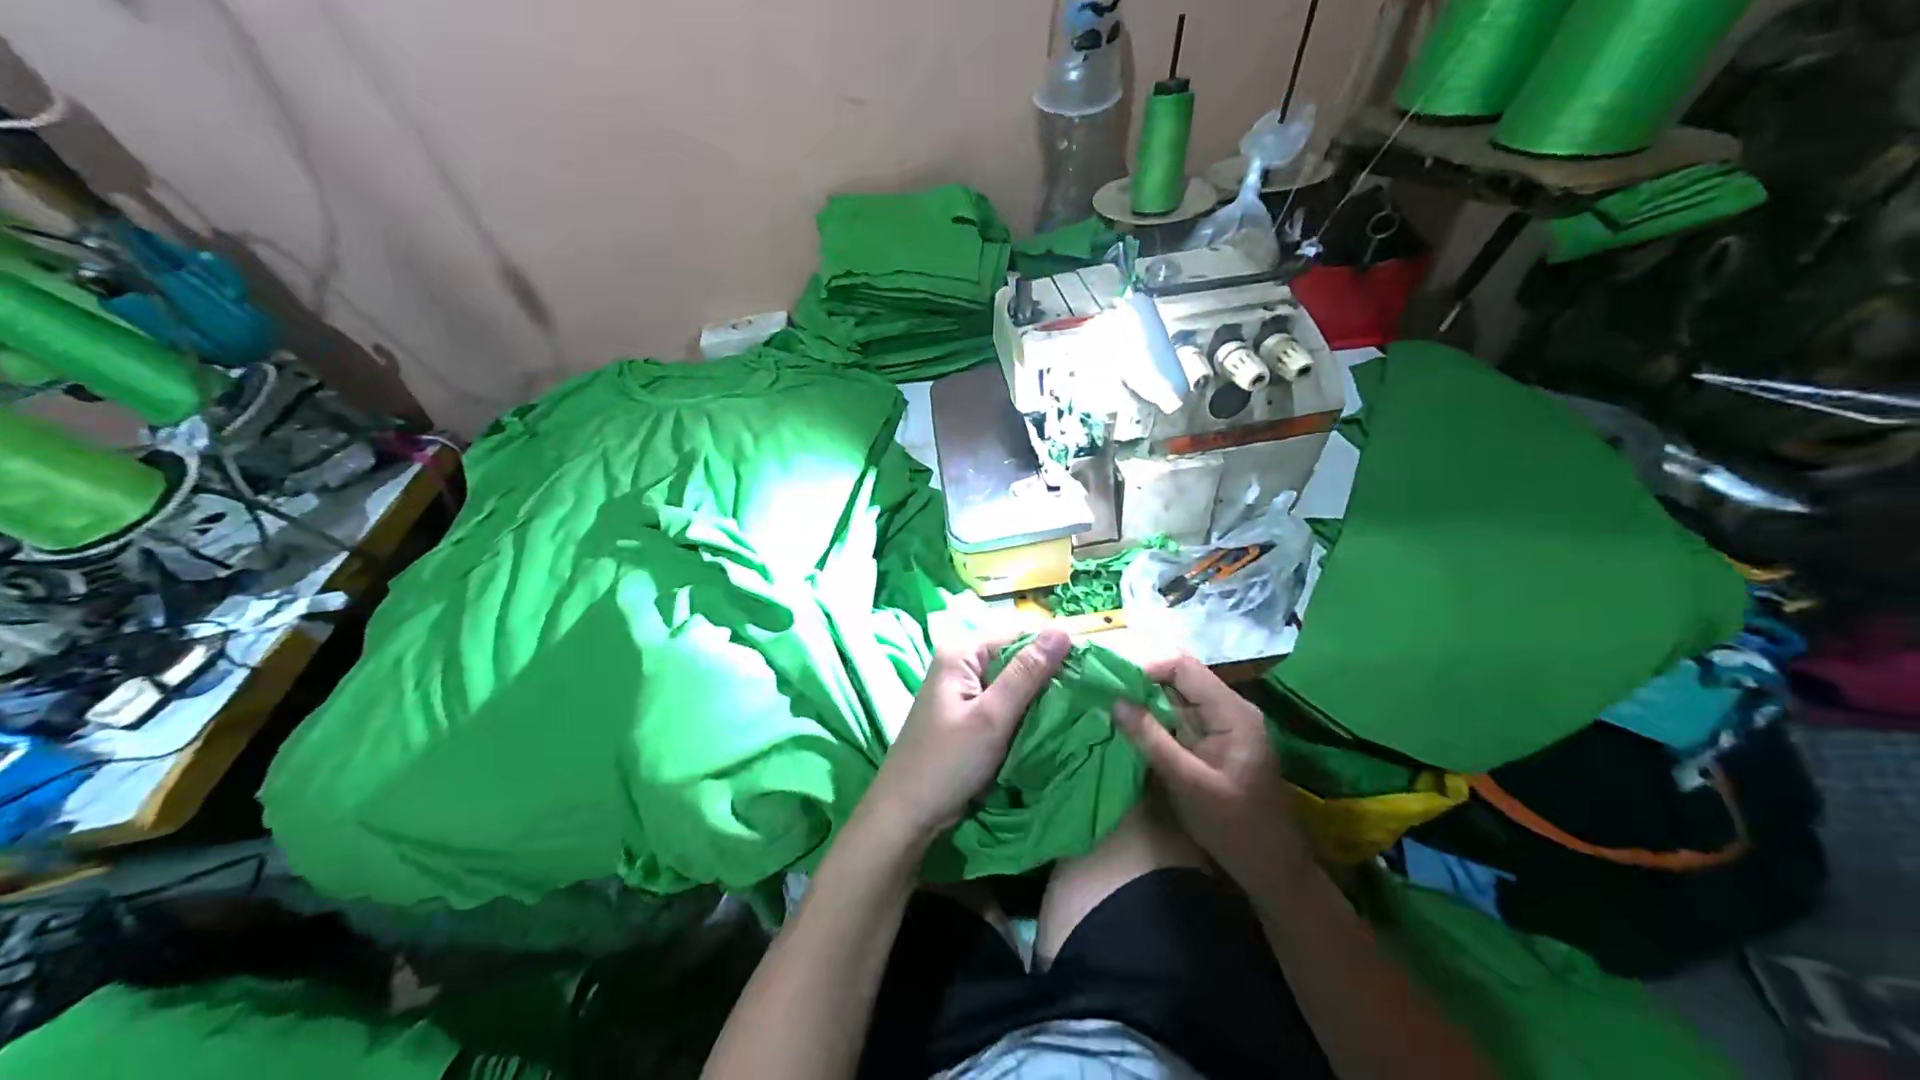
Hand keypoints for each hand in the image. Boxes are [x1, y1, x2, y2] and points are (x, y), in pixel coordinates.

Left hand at [859, 629, 1071, 847]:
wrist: (907, 815)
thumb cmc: (947, 762)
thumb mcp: (993, 717)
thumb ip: (1027, 673)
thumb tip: (1064, 630)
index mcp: (961, 654)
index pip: (1019, 636)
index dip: (1054, 651)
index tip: (1091, 672)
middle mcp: (960, 665)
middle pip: (1016, 660)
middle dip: (1048, 678)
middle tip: (1087, 697)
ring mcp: (963, 693)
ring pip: (1013, 686)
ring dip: (1039, 700)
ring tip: (1075, 712)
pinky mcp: (968, 718)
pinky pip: (1005, 707)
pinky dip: (1024, 717)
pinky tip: (1048, 728)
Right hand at [1113, 655, 1306, 887]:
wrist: (1273, 869)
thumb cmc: (1235, 828)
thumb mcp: (1187, 783)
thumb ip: (1151, 739)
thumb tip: (1115, 701)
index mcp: (1233, 712)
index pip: (1184, 667)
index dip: (1146, 669)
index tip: (1113, 687)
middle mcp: (1231, 709)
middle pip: (1181, 678)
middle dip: (1143, 684)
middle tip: (1106, 697)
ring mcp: (1225, 725)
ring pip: (1179, 698)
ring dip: (1147, 702)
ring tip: (1113, 709)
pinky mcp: (1217, 742)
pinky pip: (1183, 718)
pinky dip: (1158, 720)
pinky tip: (1134, 729)